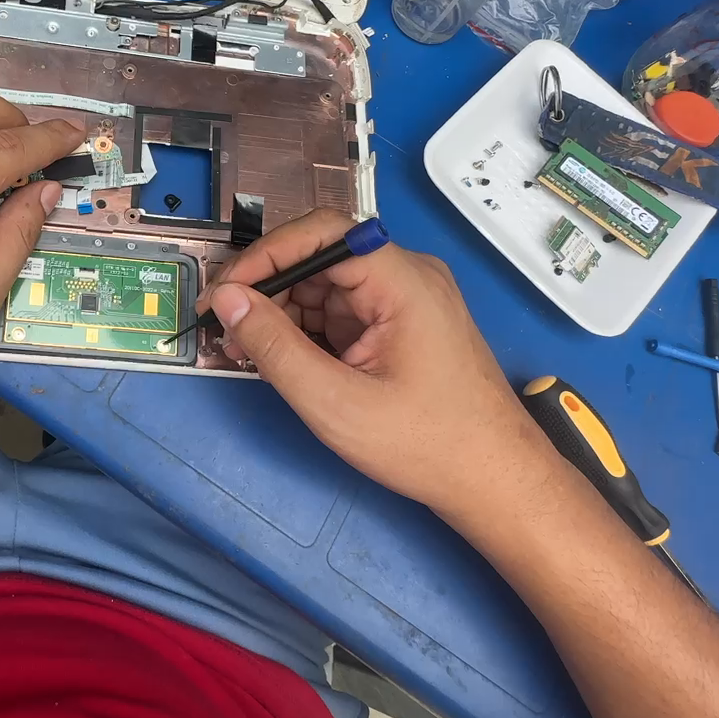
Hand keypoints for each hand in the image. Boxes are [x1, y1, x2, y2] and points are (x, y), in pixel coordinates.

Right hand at [203, 210, 551, 516]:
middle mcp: (405, 275)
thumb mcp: (335, 401)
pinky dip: (303, 328)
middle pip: (318, 257)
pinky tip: (277, 356)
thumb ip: (274, 346)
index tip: (223, 292)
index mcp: (402, 280)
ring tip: (244, 349)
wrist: (495, 485)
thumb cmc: (423, 445)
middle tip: (225, 327)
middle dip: (266, 288)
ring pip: (322, 285)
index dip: (266, 254)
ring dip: (280, 311)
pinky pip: (337, 309)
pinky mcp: (396, 323)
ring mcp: (402, 299)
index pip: (321, 233)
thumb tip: (225, 298)